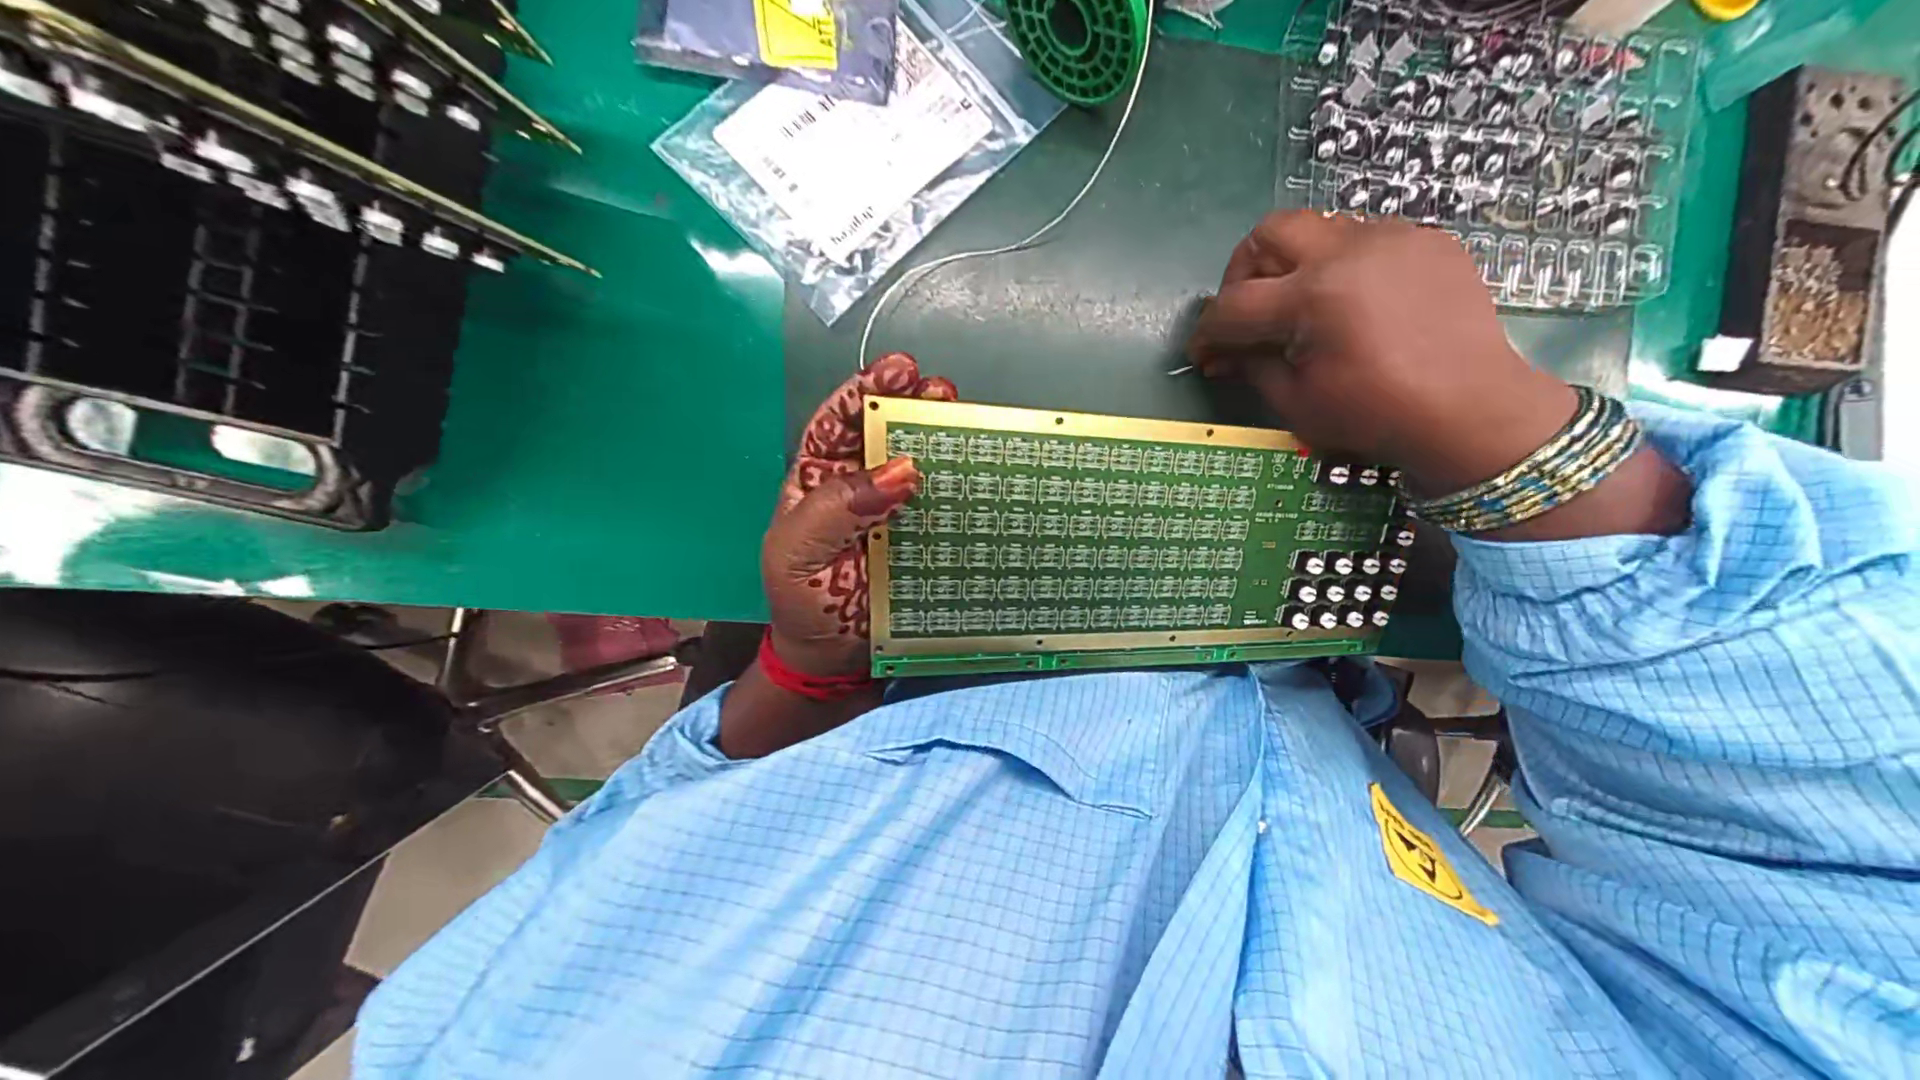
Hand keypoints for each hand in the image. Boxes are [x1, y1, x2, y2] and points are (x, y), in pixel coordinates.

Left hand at [762, 353, 956, 676]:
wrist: (833, 657)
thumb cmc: (804, 601)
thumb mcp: (798, 552)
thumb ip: (839, 509)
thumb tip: (904, 469)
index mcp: (820, 478)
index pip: (839, 423)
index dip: (866, 392)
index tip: (899, 370)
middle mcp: (861, 484)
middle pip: (887, 432)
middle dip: (913, 404)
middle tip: (942, 391)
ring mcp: (898, 510)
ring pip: (922, 461)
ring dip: (944, 437)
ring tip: (967, 420)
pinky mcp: (927, 536)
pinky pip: (945, 504)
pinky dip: (963, 484)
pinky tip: (981, 468)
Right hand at [1185, 211, 1576, 495]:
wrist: (1470, 411)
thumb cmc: (1374, 415)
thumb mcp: (1295, 400)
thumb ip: (1252, 365)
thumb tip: (1223, 353)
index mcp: (1313, 296)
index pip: (1234, 304)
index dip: (1207, 332)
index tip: (1203, 354)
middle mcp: (1350, 252)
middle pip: (1270, 232)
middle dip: (1243, 272)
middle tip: (1247, 313)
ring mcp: (1395, 239)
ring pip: (1320, 228)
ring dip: (1294, 264)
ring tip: (1301, 309)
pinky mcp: (1428, 242)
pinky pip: (1366, 239)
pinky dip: (1341, 267)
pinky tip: (1351, 305)